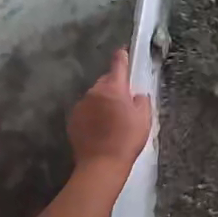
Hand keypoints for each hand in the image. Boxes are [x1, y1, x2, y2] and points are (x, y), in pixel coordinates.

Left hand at [68, 48, 152, 171]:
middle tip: (124, 103)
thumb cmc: (127, 140)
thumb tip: (135, 95)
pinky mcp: (73, 119)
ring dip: (103, 102)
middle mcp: (94, 92)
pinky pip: (86, 110)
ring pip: (95, 97)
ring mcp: (81, 105)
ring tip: (112, 120)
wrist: (101, 164)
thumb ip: (141, 100)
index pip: (118, 64)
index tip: (124, 52)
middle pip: (106, 82)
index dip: (122, 57)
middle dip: (114, 87)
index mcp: (113, 88)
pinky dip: (93, 114)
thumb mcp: (144, 119)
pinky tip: (100, 129)